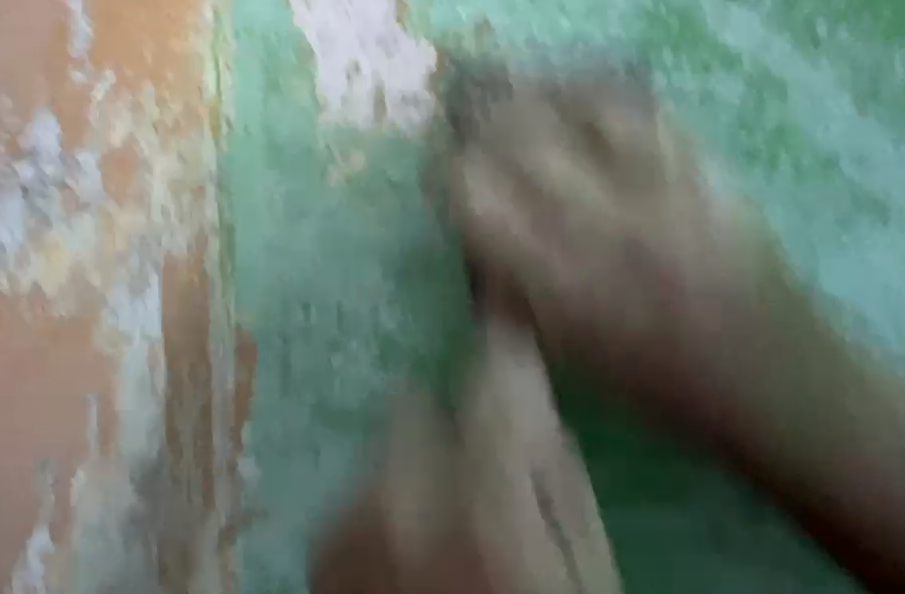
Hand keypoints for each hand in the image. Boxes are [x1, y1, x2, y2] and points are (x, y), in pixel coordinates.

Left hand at [309, 318, 621, 593]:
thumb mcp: (584, 582)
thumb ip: (557, 484)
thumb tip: (529, 409)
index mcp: (481, 504)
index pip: (491, 377)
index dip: (505, 354)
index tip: (509, 335)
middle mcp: (397, 495)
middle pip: (417, 404)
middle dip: (450, 425)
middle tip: (479, 475)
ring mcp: (347, 519)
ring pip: (384, 445)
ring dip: (413, 464)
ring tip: (441, 528)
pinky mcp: (320, 547)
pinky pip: (360, 490)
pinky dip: (383, 503)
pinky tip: (406, 552)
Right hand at [442, 63, 805, 441]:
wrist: (768, 375)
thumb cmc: (649, 379)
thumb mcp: (557, 348)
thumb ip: (501, 280)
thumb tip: (465, 222)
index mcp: (550, 275)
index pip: (471, 191)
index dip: (444, 166)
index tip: (440, 160)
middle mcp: (591, 220)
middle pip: (511, 133)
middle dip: (473, 107)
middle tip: (457, 92)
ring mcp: (647, 183)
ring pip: (566, 104)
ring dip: (523, 83)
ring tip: (500, 73)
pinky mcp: (693, 162)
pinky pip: (631, 102)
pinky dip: (589, 82)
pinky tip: (567, 77)